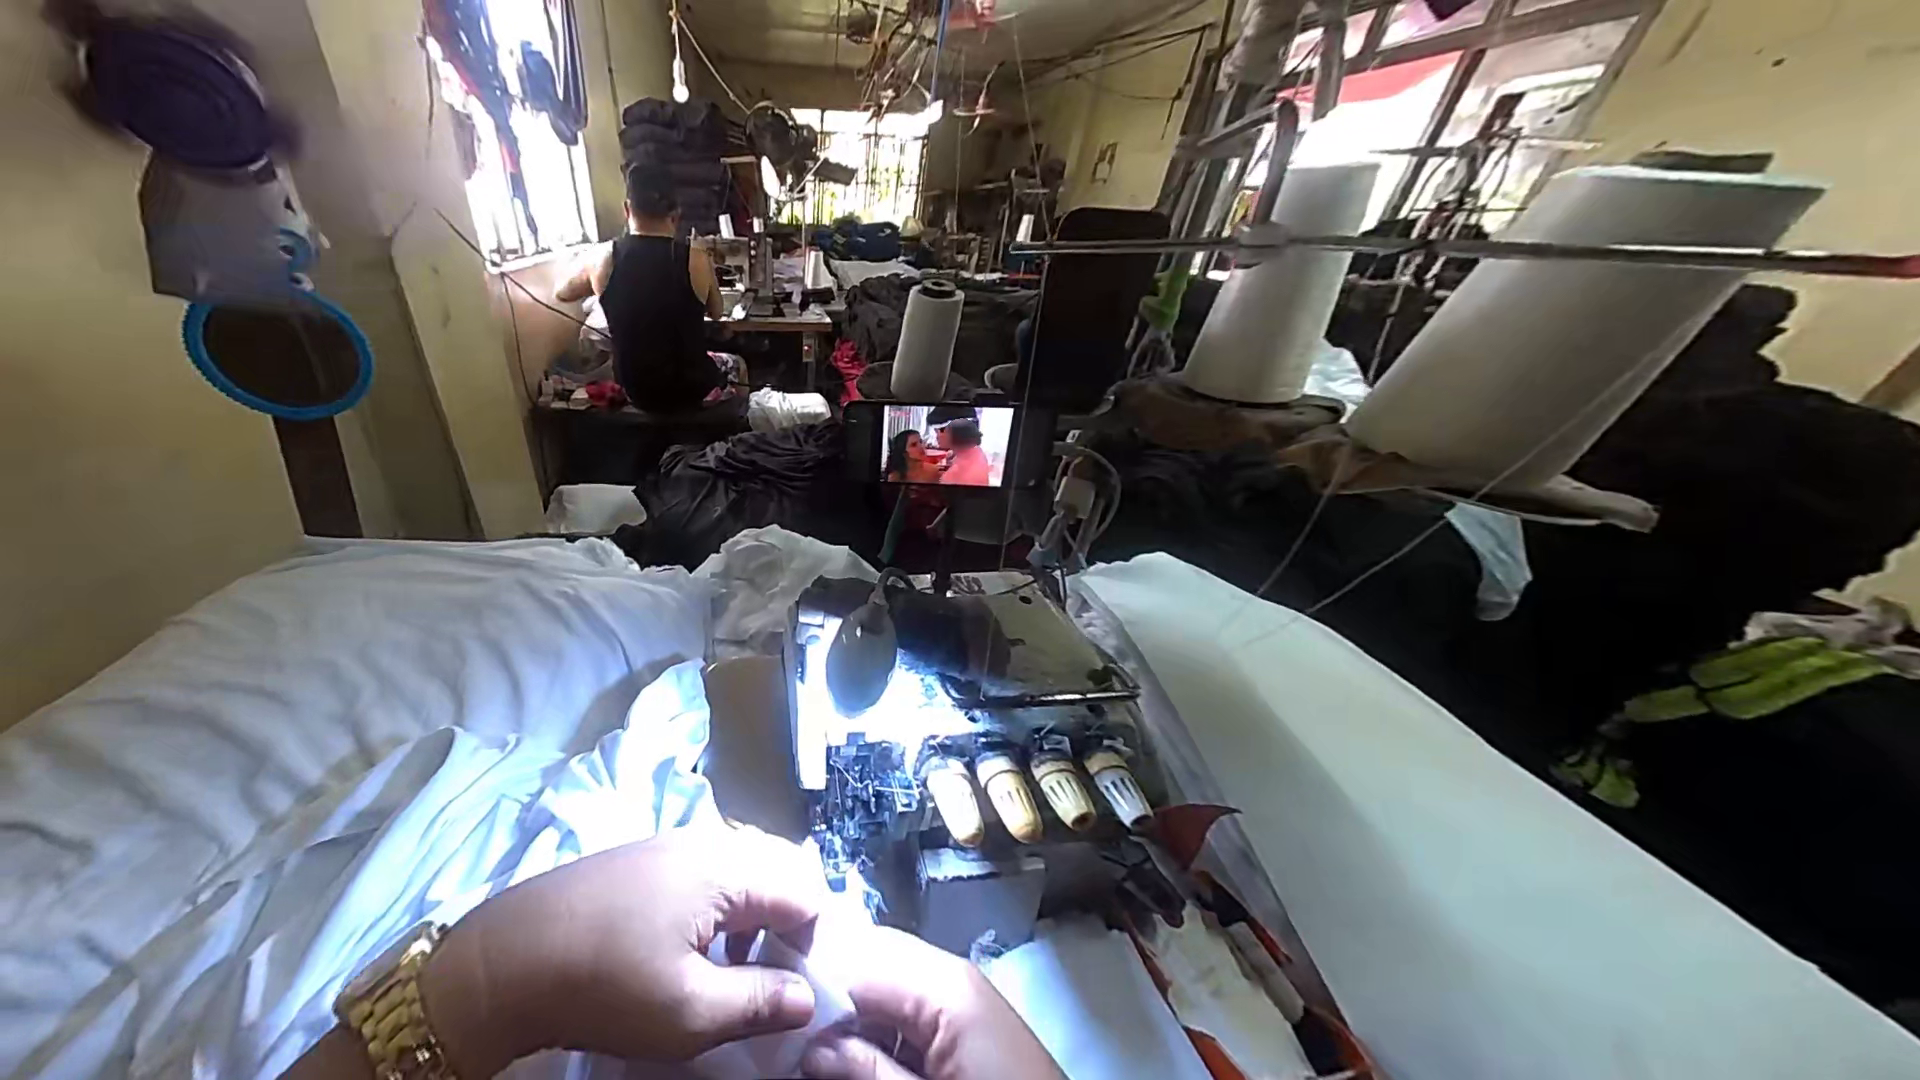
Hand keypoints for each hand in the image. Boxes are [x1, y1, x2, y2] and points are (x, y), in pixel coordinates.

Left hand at [421, 826, 826, 1074]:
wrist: (498, 961)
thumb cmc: (602, 987)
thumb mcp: (684, 1015)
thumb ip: (757, 1002)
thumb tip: (807, 999)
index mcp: (728, 870)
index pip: (804, 893)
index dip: (810, 941)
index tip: (788, 985)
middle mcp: (712, 839)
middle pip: (781, 870)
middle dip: (787, 920)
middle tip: (766, 972)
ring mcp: (679, 839)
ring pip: (748, 865)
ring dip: (755, 910)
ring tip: (730, 959)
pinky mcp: (652, 849)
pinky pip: (714, 863)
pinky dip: (723, 898)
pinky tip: (692, 938)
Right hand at [800, 927, 1065, 1079]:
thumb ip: (869, 1072)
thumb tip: (812, 1047)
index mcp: (945, 985)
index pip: (865, 953)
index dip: (819, 973)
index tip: (781, 1000)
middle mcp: (953, 975)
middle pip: (877, 960)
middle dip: (835, 991)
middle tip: (794, 1027)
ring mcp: (963, 996)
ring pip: (891, 983)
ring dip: (856, 1011)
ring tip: (817, 1046)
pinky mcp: (967, 1021)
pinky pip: (913, 1008)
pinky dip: (884, 1026)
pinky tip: (861, 1056)